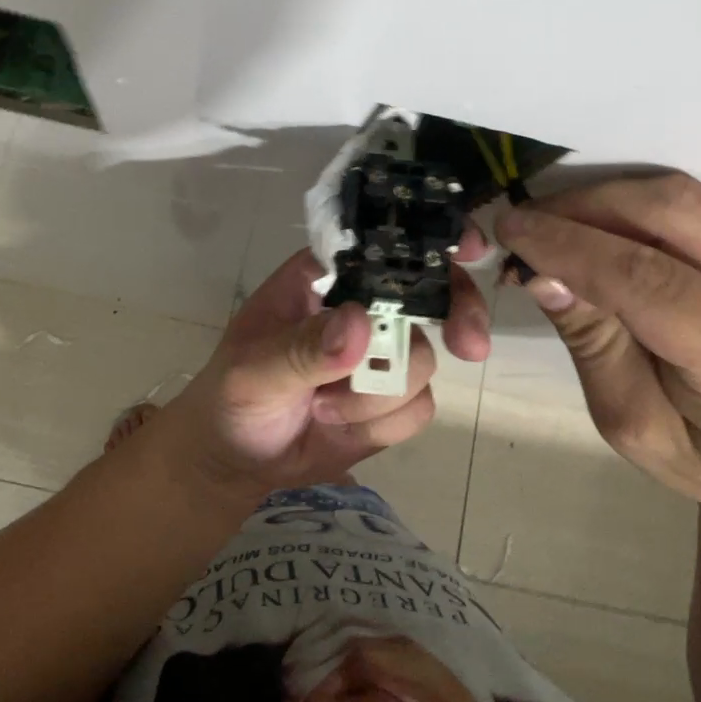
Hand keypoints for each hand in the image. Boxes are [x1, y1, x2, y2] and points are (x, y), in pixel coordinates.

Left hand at [160, 236, 492, 499]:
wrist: (234, 460)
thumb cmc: (232, 394)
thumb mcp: (253, 369)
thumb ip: (303, 347)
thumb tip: (359, 325)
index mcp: (324, 278)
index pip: (382, 244)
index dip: (427, 241)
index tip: (468, 250)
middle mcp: (362, 308)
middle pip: (432, 292)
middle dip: (455, 313)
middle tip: (468, 344)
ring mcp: (381, 356)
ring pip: (424, 360)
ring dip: (377, 395)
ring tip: (322, 406)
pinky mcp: (391, 403)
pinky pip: (418, 407)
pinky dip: (381, 424)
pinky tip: (336, 425)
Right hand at [495, 173, 700, 516]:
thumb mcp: (630, 423)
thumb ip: (592, 345)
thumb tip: (541, 274)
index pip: (646, 277)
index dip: (569, 245)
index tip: (509, 229)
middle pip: (675, 209)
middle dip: (587, 203)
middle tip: (527, 220)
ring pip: (687, 197)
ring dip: (608, 199)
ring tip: (554, 224)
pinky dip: (638, 209)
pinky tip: (601, 233)